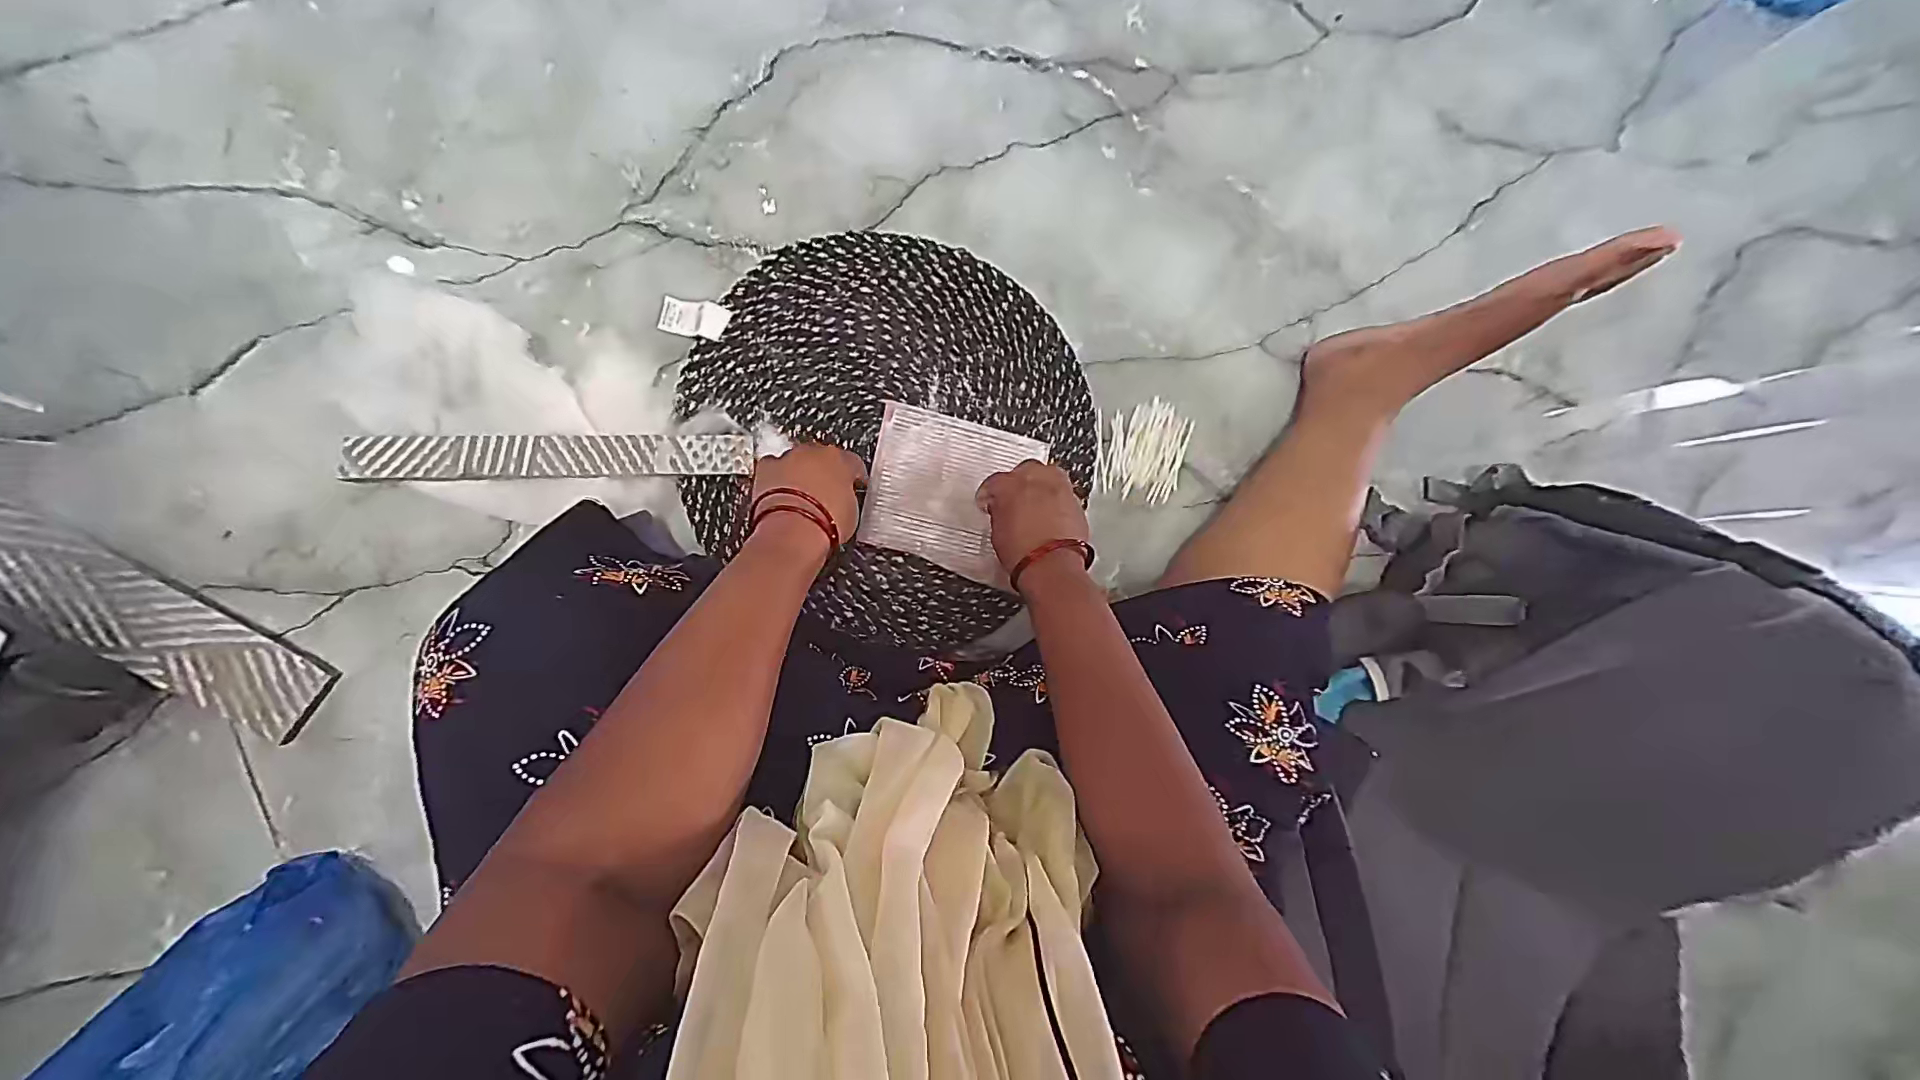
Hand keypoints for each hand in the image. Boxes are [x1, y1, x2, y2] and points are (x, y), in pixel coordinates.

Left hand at [749, 444, 867, 550]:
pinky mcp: (765, 470)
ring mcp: (788, 459)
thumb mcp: (851, 513)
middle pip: (820, 457)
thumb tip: (844, 503)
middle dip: (821, 473)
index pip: (851, 463)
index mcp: (841, 460)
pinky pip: (771, 470)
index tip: (851, 487)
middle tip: (824, 495)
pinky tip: (779, 497)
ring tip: (800, 499)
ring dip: (797, 476)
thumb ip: (848, 498)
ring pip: (794, 461)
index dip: (852, 478)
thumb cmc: (824, 523)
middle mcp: (814, 453)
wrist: (792, 532)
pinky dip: (775, 481)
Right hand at [976, 461, 1089, 584]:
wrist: (1051, 566)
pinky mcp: (1076, 500)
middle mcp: (1035, 479)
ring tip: (1035, 504)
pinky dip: (1056, 500)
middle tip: (1015, 500)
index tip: (991, 502)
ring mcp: (1058, 487)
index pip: (994, 482)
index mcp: (1008, 485)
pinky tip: (1051, 514)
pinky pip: (1063, 493)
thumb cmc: (1023, 553)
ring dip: (1041, 487)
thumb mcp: (997, 532)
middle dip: (1020, 483)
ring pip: (1048, 476)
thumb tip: (1002, 511)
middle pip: (1025, 470)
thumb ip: (999, 512)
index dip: (991, 494)